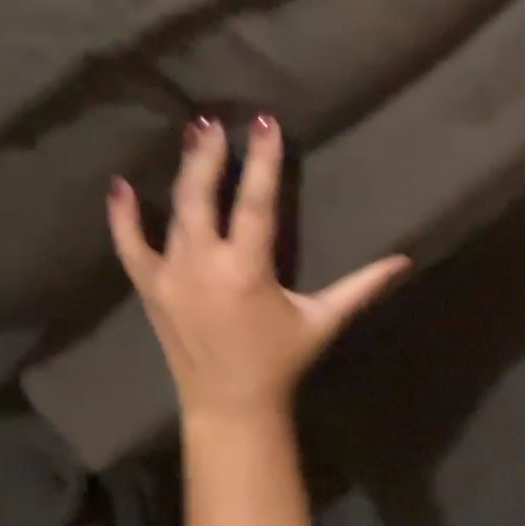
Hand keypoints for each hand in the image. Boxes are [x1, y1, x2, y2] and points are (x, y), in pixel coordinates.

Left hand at [108, 117, 408, 424]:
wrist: (230, 404)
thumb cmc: (282, 360)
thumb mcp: (323, 320)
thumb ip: (362, 286)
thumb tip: (404, 261)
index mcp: (247, 269)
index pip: (255, 202)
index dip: (261, 160)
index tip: (264, 123)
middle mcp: (204, 265)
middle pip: (203, 196)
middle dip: (210, 155)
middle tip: (214, 121)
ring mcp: (171, 276)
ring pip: (172, 212)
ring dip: (181, 172)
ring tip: (190, 136)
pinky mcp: (151, 290)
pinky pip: (130, 246)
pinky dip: (122, 217)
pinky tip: (120, 186)